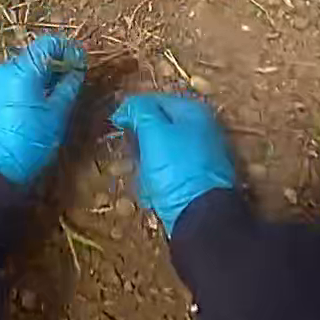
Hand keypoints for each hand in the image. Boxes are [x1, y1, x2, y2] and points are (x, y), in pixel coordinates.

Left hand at [0, 35, 86, 186]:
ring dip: (42, 75)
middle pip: (35, 55)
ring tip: (57, 94)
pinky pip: (12, 81)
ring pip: (23, 69)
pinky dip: (28, 85)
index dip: (68, 48)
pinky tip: (38, 104)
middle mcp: (4, 70)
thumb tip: (77, 69)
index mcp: (22, 69)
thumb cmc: (29, 142)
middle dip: (56, 63)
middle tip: (73, 79)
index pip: (48, 43)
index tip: (80, 62)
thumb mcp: (57, 113)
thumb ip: (69, 85)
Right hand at [111, 94, 237, 235]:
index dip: (134, 111)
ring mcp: (202, 157)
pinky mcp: (197, 183)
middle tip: (133, 154)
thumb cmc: (176, 169)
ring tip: (145, 179)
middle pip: (159, 127)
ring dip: (146, 165)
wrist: (201, 219)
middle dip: (141, 142)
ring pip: (161, 153)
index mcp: (194, 112)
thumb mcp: (153, 132)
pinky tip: (153, 194)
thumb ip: (140, 111)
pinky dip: (157, 182)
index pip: (157, 101)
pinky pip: (169, 175)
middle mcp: (202, 130)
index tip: (118, 124)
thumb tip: (127, 106)